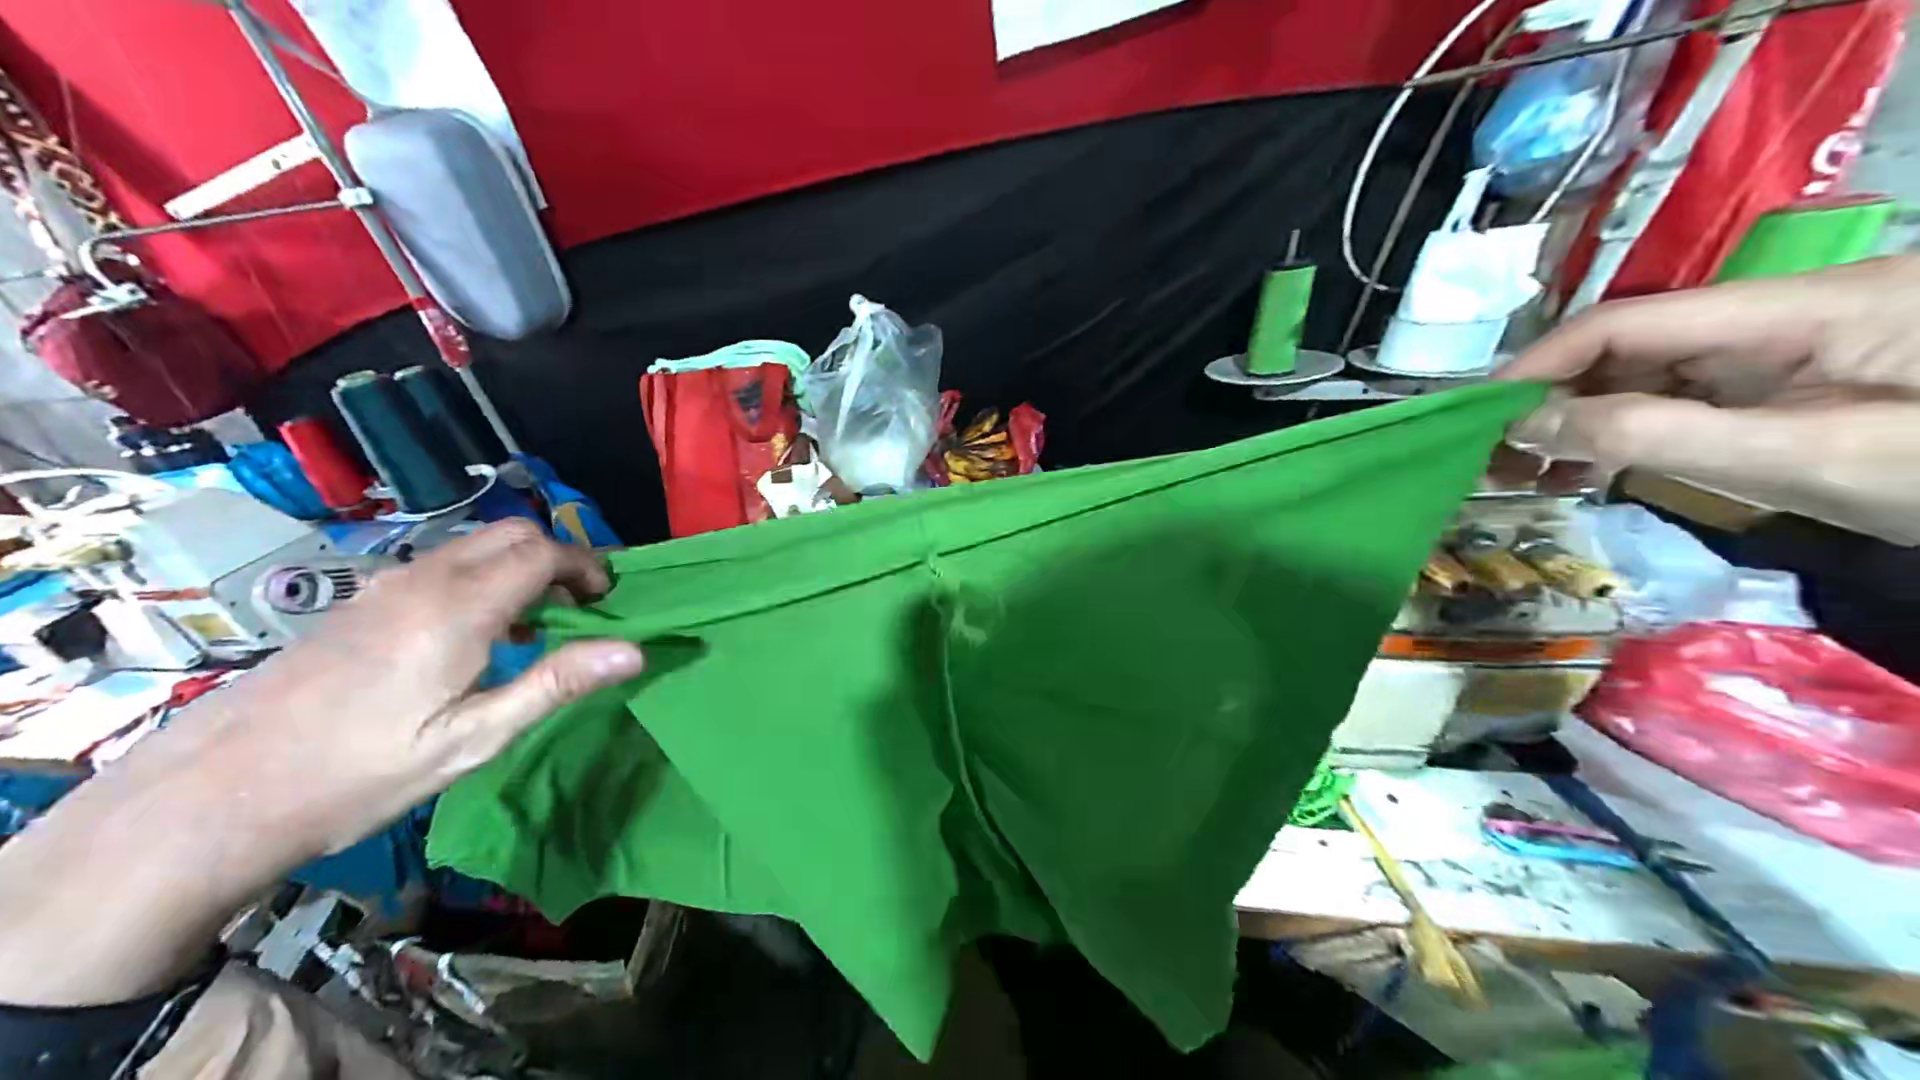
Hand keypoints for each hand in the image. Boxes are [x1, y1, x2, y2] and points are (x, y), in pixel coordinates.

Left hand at [0, 520, 644, 1005]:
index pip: (543, 552)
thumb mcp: (473, 739)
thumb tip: (634, 650)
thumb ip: (556, 684)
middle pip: (511, 533)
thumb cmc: (358, 774)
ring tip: (537, 624)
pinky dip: (482, 577)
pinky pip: (442, 565)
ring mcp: (384, 587)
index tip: (609, 601)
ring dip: (521, 566)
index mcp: (458, 609)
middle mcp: (422, 580)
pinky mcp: (360, 604)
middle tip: (581, 607)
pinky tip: (477, 635)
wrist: (211, 798)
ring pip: (475, 545)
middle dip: (559, 557)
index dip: (588, 567)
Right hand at [1496, 257, 1919, 544]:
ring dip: (1584, 417)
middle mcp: (1790, 311)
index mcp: (1805, 308)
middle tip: (1495, 456)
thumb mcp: (1807, 463)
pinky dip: (1629, 428)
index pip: (1631, 320)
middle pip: (1635, 342)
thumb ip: (1655, 437)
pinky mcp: (1804, 377)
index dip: (1542, 363)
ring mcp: (1798, 345)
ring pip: (1653, 370)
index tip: (1480, 414)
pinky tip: (1594, 463)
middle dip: (1554, 397)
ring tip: (1531, 470)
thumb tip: (1531, 425)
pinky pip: (1689, 393)